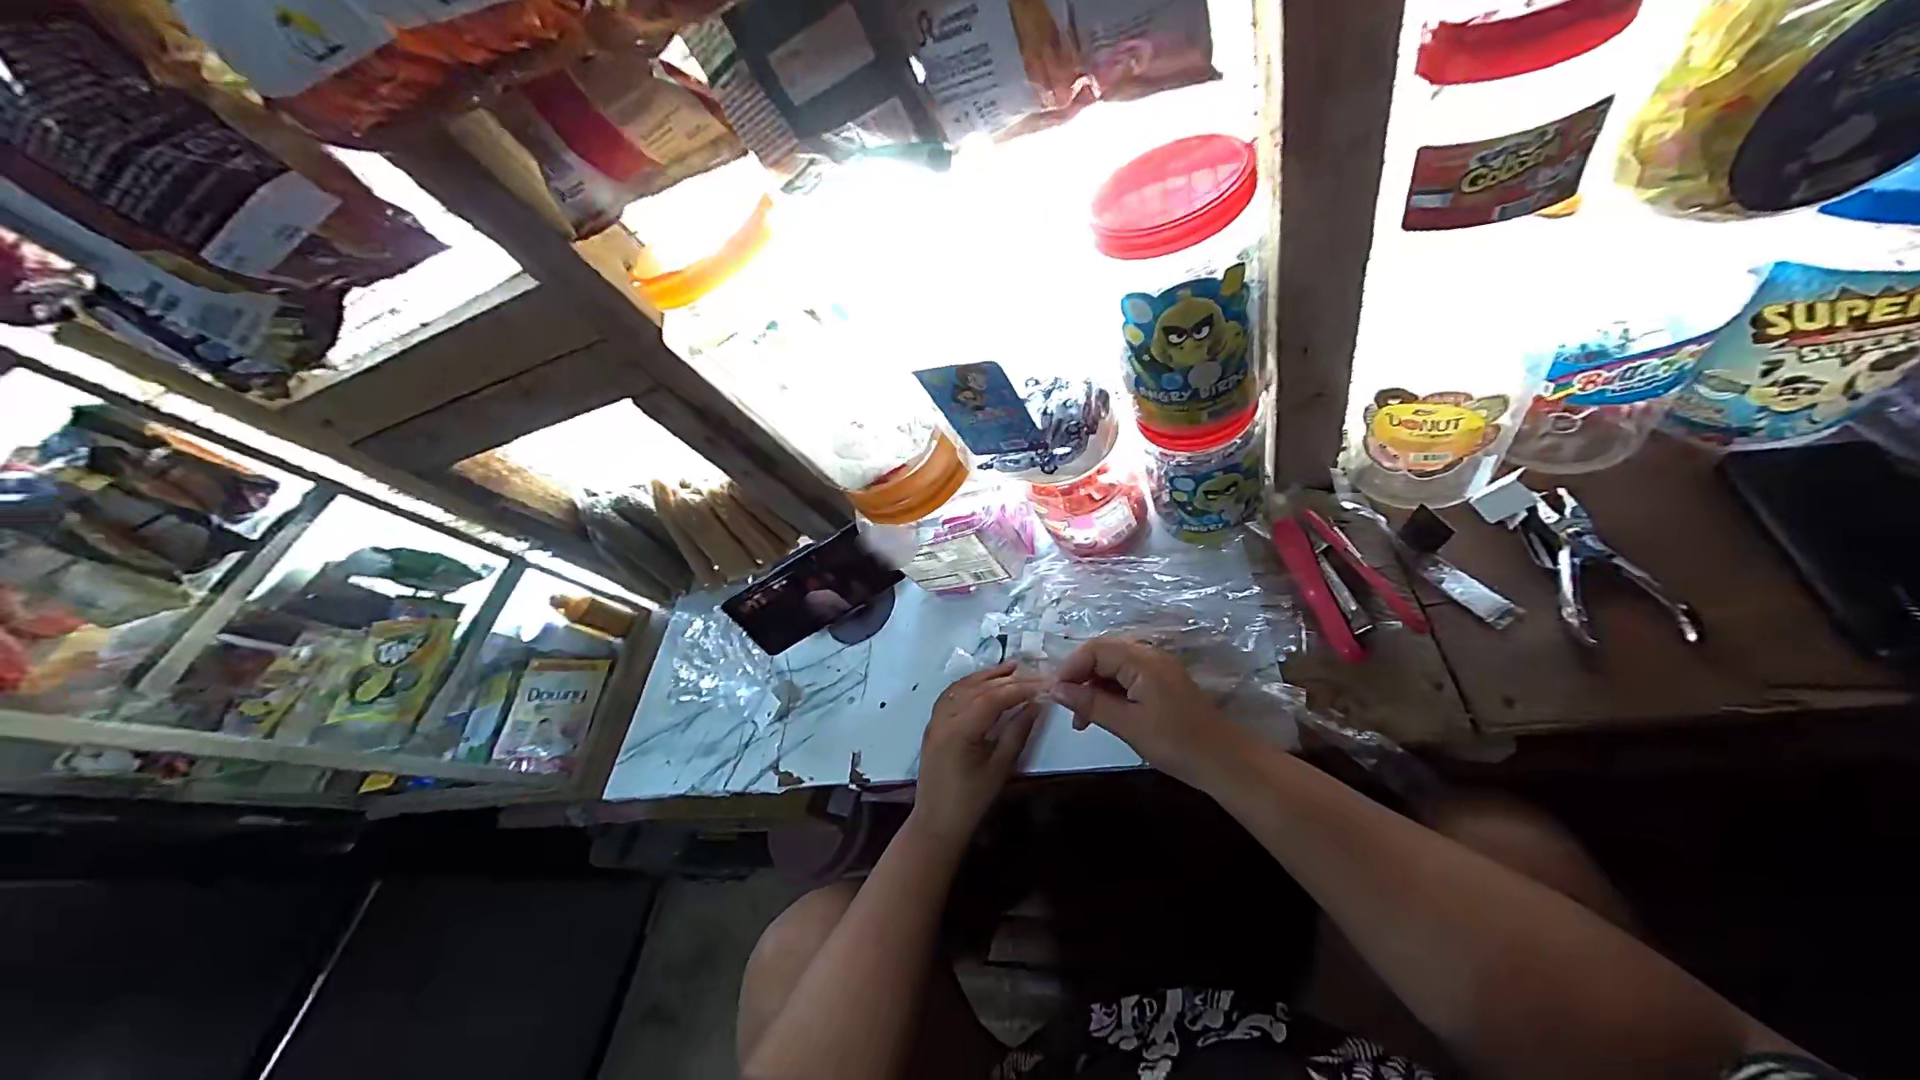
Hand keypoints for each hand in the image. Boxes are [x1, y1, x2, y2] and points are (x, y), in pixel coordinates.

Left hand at [911, 662, 1041, 843]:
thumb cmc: (972, 800)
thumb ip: (1017, 732)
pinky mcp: (933, 723)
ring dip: (987, 676)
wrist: (937, 821)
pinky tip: (985, 682)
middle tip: (1033, 673)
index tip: (1042, 684)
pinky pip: (951, 695)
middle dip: (1006, 679)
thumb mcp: (1000, 768)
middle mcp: (943, 718)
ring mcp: (935, 719)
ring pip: (962, 687)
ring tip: (1012, 669)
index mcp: (959, 731)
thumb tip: (1036, 705)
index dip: (1018, 688)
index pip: (992, 698)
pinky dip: (970, 684)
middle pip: (977, 688)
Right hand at [1050, 637, 1245, 787]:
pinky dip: (1109, 691)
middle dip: (1079, 675)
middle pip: (1103, 653)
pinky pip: (1127, 676)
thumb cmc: (1176, 744)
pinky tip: (1102, 713)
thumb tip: (1056, 690)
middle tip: (1066, 705)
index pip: (1095, 649)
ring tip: (1081, 717)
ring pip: (1113, 665)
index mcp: (1143, 662)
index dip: (1070, 668)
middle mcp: (1150, 656)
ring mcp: (1158, 668)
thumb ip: (1091, 704)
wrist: (1225, 762)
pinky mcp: (1162, 682)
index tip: (1055, 694)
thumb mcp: (1128, 725)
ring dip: (1093, 685)